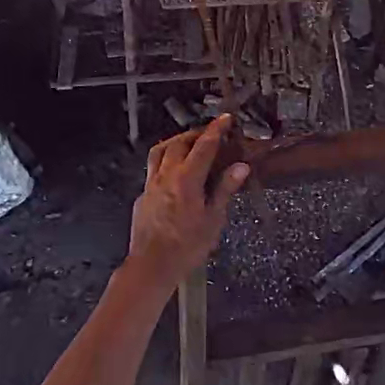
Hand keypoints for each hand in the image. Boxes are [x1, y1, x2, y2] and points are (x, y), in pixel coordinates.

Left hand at [125, 114, 250, 288]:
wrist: (152, 266)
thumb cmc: (187, 246)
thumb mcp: (214, 219)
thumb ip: (225, 189)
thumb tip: (241, 166)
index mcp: (187, 179)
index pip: (204, 146)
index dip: (216, 130)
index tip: (226, 119)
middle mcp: (166, 176)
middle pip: (179, 143)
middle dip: (196, 134)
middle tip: (210, 134)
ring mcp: (150, 185)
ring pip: (160, 152)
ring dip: (175, 142)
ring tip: (188, 144)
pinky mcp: (142, 196)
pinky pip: (153, 170)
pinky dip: (166, 163)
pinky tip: (174, 174)